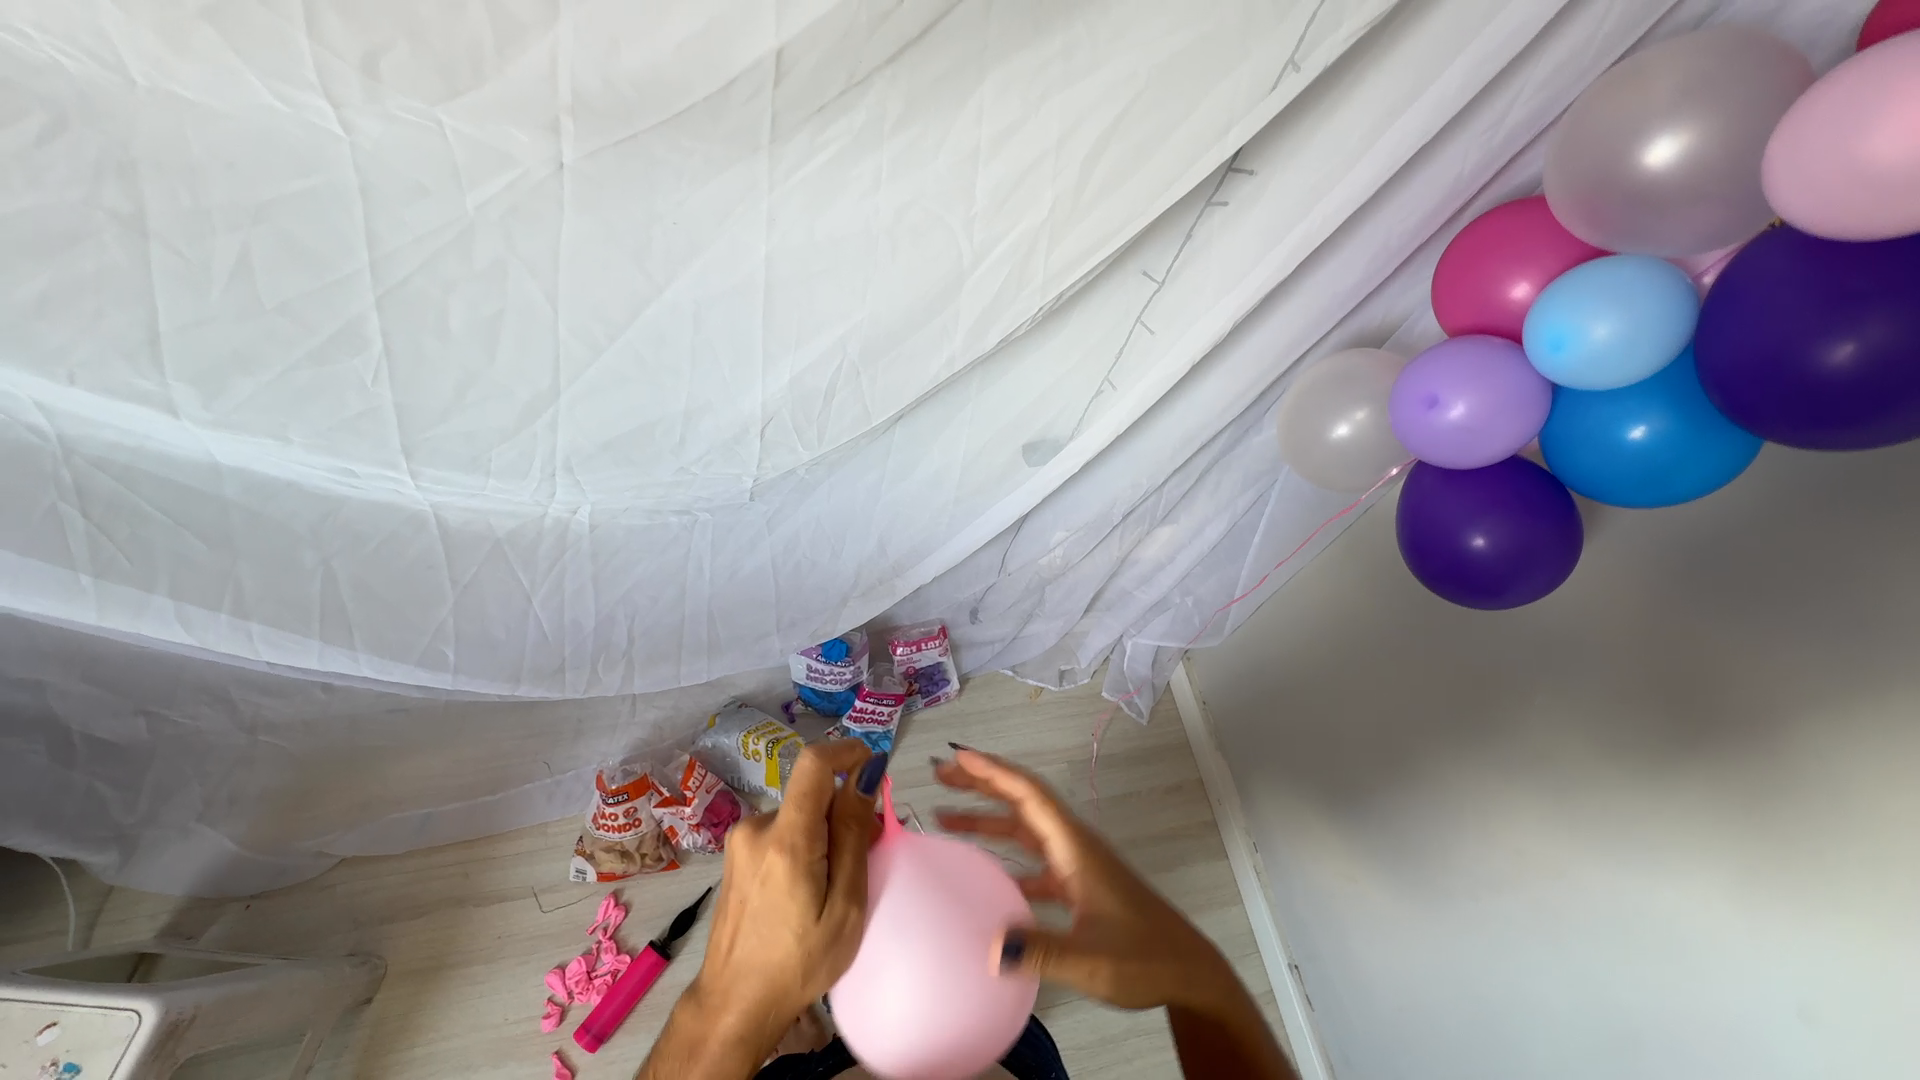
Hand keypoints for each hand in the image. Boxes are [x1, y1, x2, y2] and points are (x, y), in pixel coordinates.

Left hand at [642, 741, 887, 1078]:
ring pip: (799, 813)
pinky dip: (806, 843)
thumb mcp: (845, 904)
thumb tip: (866, 775)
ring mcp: (742, 840)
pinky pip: (782, 830)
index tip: (875, 768)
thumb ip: (854, 834)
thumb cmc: (799, 962)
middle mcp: (757, 827)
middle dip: (846, 809)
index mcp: (786, 838)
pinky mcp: (737, 854)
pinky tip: (811, 885)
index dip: (848, 752)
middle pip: (812, 793)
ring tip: (839, 881)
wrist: (735, 1003)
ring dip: (826, 830)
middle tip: (870, 851)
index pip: (814, 763)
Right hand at [933, 748, 1234, 1012]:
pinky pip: (1032, 860)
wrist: (1188, 972)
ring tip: (944, 816)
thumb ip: (1042, 952)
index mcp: (1075, 848)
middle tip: (940, 774)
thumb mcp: (1091, 959)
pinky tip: (982, 872)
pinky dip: (1004, 857)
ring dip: (987, 818)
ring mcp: (1075, 865)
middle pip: (1022, 801)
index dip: (994, 772)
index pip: (1030, 794)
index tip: (959, 757)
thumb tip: (989, 948)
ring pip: (1024, 829)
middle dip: (982, 783)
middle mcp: (1073, 846)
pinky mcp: (1077, 886)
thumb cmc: (1144, 958)